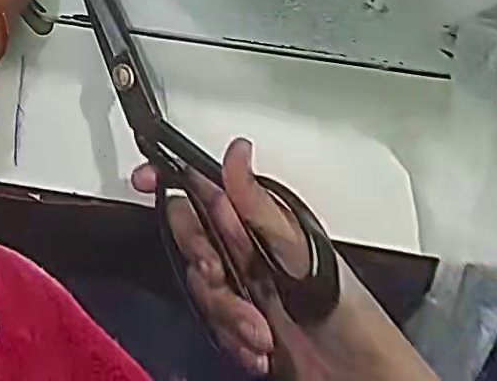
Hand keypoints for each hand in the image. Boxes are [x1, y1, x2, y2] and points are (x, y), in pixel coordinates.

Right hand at [132, 139, 435, 380]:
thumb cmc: (352, 317)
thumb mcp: (301, 252)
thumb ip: (259, 203)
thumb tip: (237, 150)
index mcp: (258, 219)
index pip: (201, 184)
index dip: (168, 176)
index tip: (144, 177)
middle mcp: (245, 247)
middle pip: (189, 230)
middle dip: (199, 256)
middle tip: (219, 273)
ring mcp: (242, 284)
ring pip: (198, 280)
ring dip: (225, 310)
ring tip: (258, 330)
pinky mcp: (240, 322)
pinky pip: (211, 320)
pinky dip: (232, 338)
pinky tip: (258, 346)